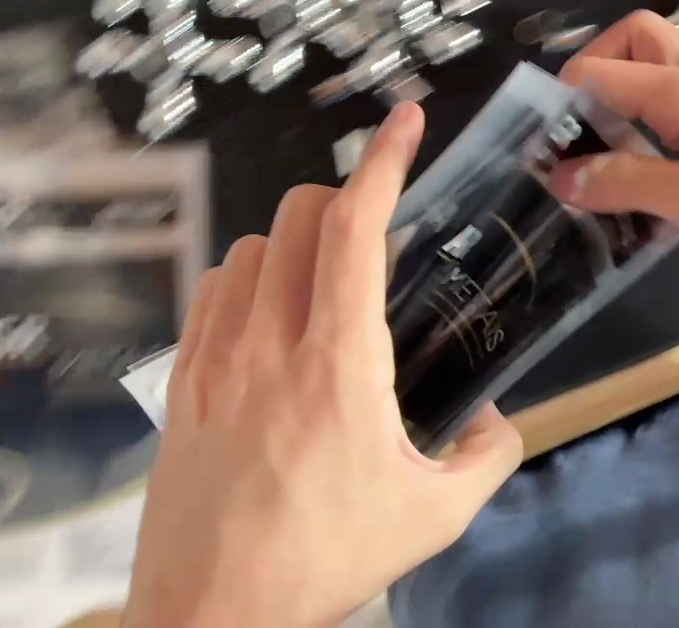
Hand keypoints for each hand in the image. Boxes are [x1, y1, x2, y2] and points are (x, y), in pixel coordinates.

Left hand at [123, 103, 523, 627]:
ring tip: (335, 273)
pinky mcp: (180, 388)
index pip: (353, 233)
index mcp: (339, 364)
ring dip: (299, 239)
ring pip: (248, 247)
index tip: (409, 120)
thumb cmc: (331, 557)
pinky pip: (212, 290)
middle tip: (387, 227)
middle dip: (348, 197)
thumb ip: (493, 450)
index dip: (384, 164)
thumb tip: (498, 413)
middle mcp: (270, 345)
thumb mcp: (441, 511)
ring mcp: (213, 363)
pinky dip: (252, 274)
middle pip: (295, 218)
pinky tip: (278, 311)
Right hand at [550, 11, 678, 299]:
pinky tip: (676, 138)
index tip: (535, 149)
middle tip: (576, 130)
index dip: (561, 102)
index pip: (606, 72)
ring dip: (642, 73)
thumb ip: (630, 182)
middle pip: (643, 38)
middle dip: (598, 68)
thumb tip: (562, 172)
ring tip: (621, 127)